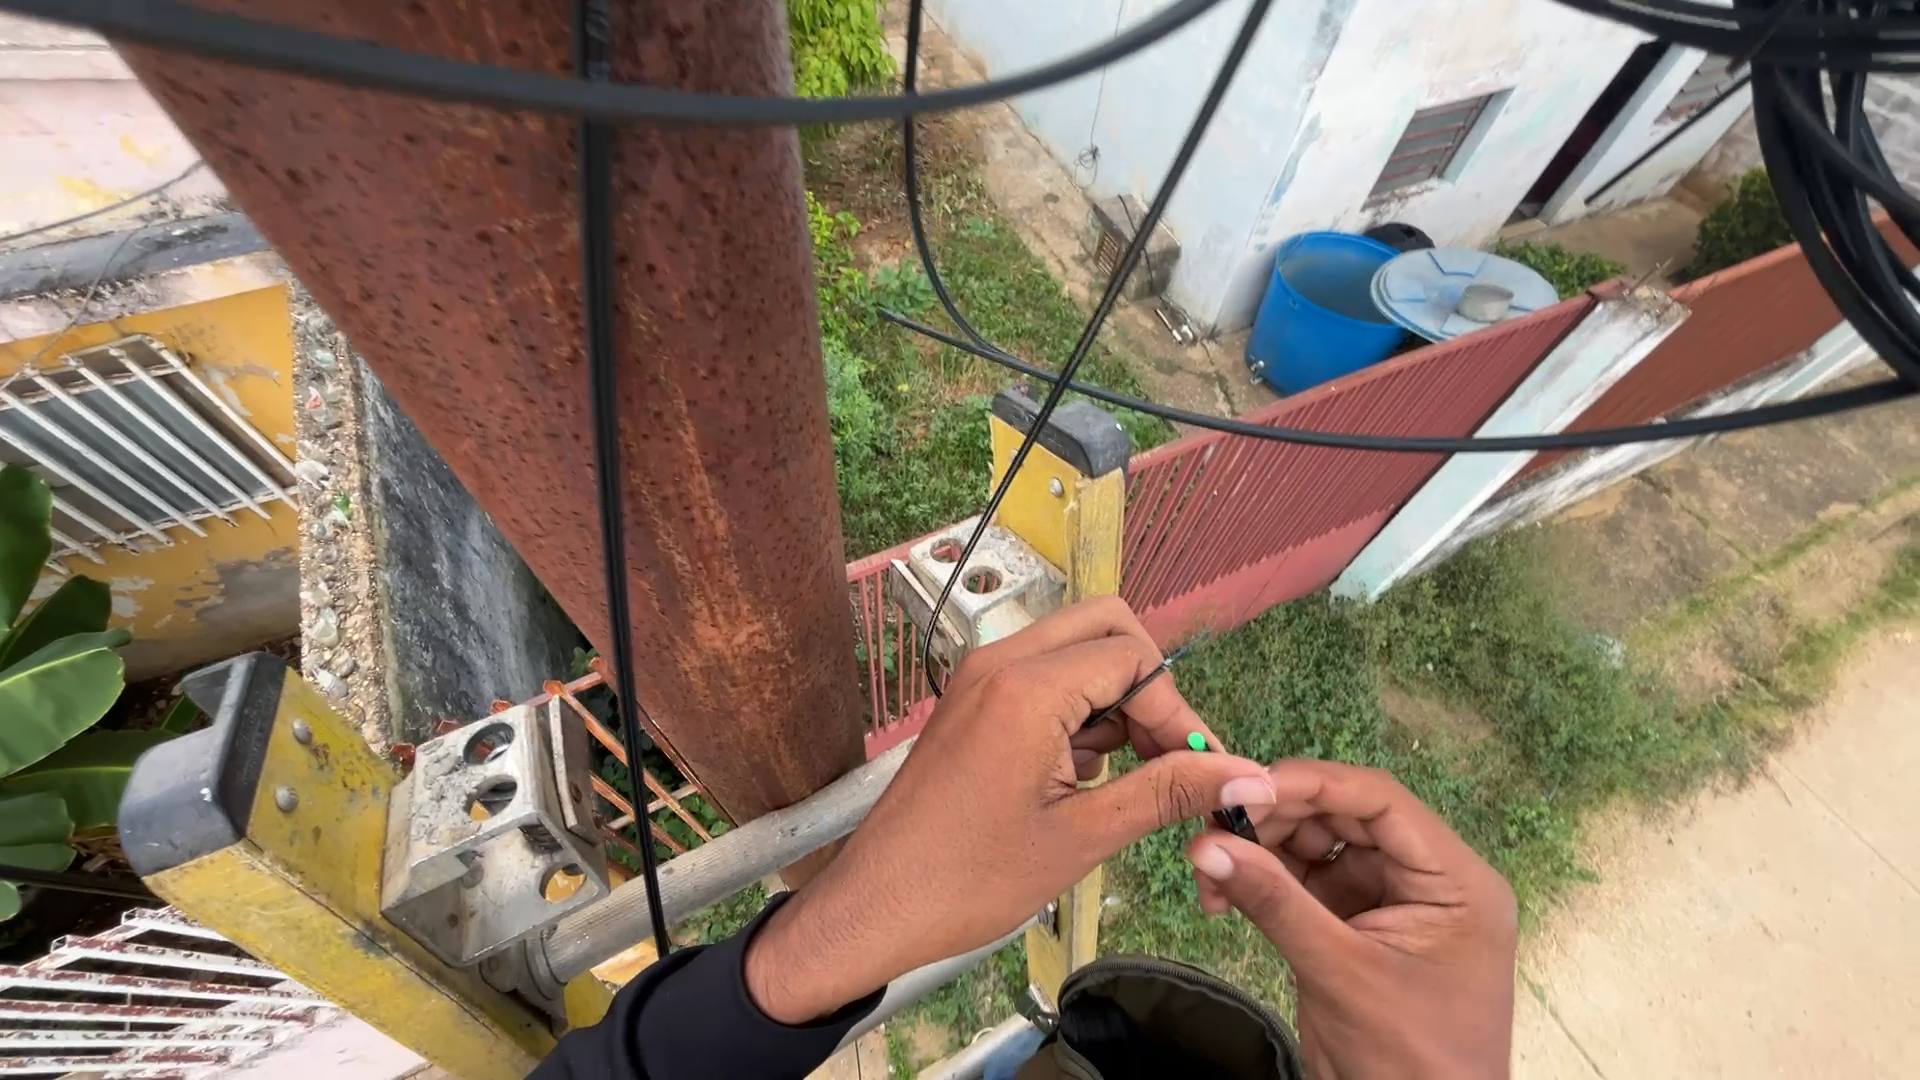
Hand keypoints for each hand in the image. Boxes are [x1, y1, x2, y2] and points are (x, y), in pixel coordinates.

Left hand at [745, 597, 1276, 1022]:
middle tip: (1160, 753)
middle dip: (1147, 684)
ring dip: (1112, 696)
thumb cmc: (973, 878)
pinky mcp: (973, 694)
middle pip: (1105, 625)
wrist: (878, 902)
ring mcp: (981, 672)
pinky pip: (1043, 671)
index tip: (1197, 769)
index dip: (1177, 712)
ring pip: (1074, 646)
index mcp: (1027, 687)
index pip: (1134, 659)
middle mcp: (1002, 659)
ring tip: (1118, 775)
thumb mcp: (1081, 836)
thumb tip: (1247, 773)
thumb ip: (1166, 791)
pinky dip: (1077, 705)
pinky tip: (1076, 771)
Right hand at [1185, 761, 1516, 1078]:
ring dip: (1258, 846)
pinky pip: (1298, 872)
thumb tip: (1202, 842)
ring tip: (1209, 868)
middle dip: (1273, 817)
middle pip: (1339, 812)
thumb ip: (1273, 900)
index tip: (1241, 788)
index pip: (1378, 800)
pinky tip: (1220, 893)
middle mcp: (1422, 874)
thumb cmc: (1407, 1062)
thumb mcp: (1340, 974)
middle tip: (1213, 829)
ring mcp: (1384, 892)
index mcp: (1453, 880)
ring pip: (1312, 837)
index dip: (1308, 783)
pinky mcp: (1350, 913)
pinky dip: (1259, 876)